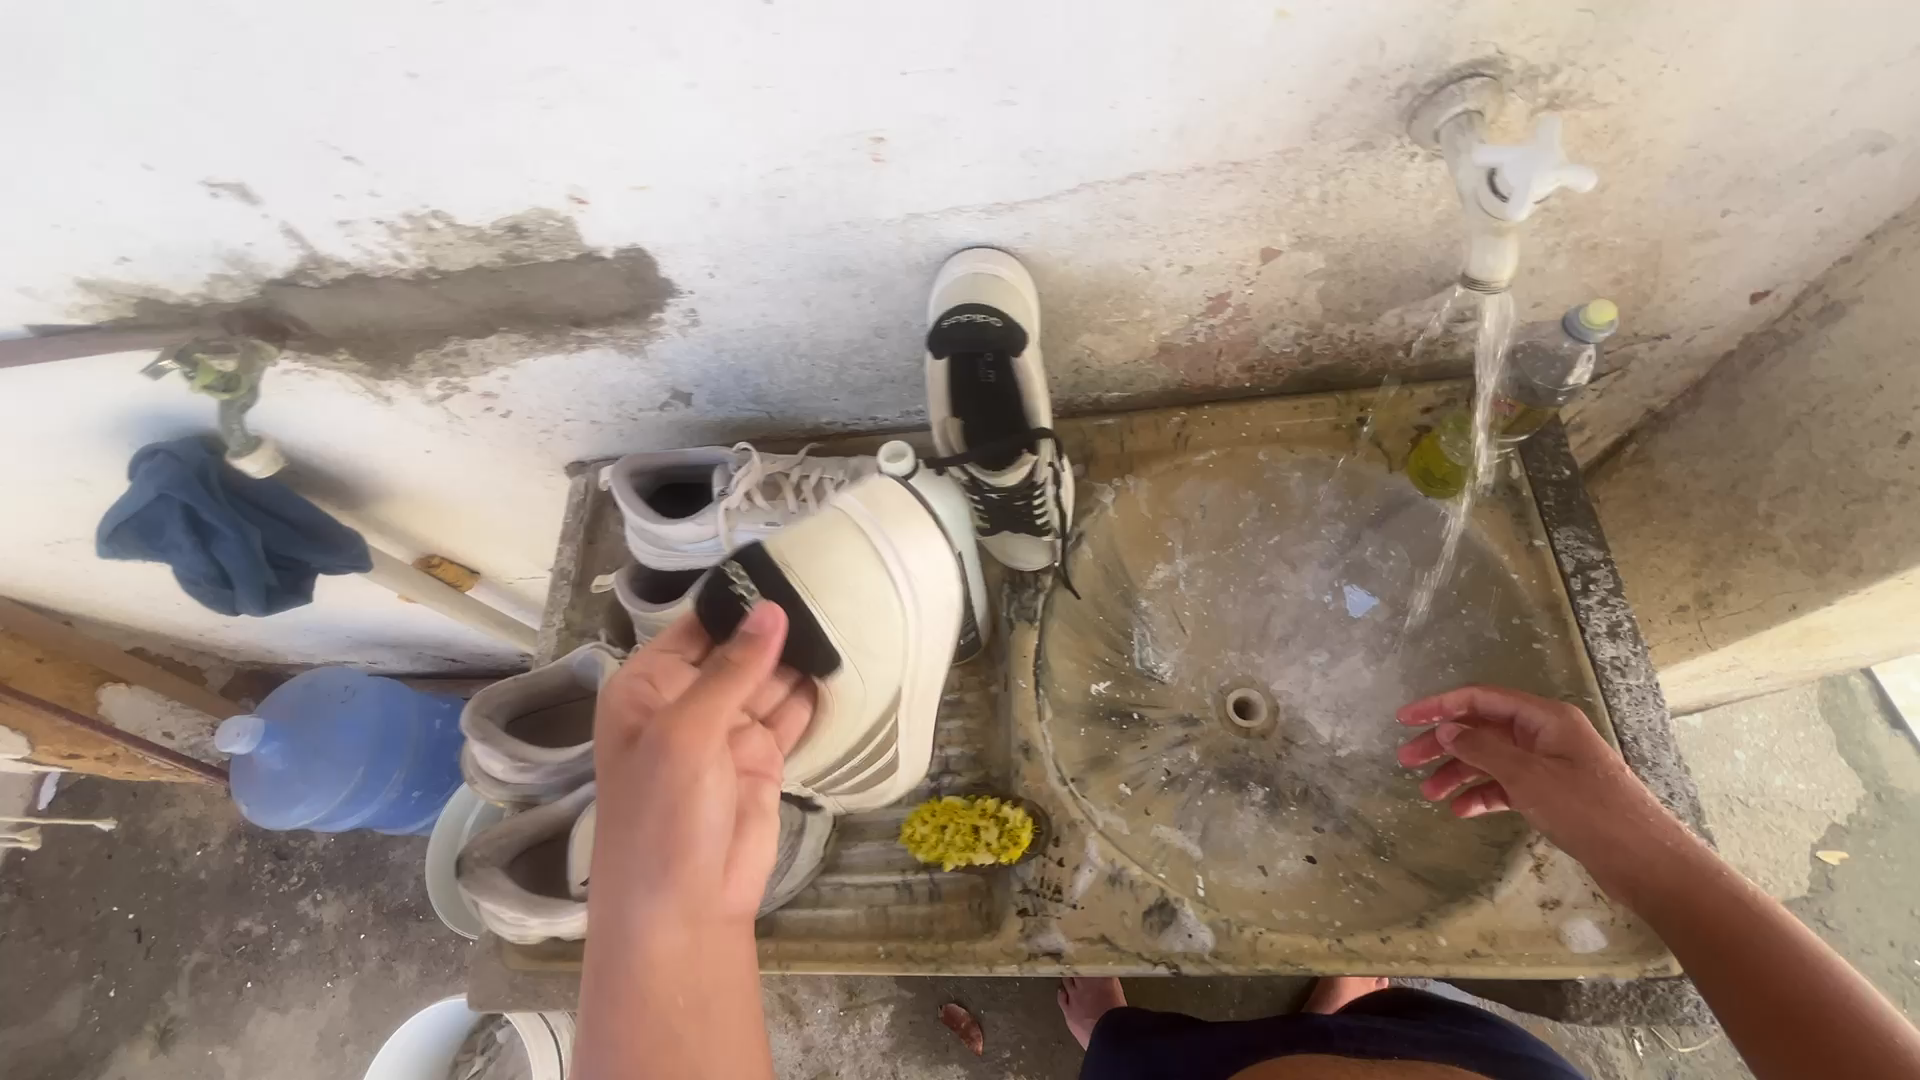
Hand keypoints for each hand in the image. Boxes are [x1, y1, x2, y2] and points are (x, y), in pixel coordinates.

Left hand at [588, 601, 815, 926]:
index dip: (738, 602)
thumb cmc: (661, 816)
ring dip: (801, 658)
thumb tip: (772, 610)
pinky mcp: (763, 756)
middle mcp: (690, 702)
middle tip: (832, 589)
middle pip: (740, 650)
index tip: (787, 568)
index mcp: (650, 687)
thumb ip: (732, 671)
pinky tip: (845, 666)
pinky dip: (814, 695)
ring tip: (847, 618)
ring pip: (771, 679)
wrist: (683, 912)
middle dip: (779, 628)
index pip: (697, 628)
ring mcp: (729, 730)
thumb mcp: (686, 735)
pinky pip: (792, 714)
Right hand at [1394, 684, 1668, 866]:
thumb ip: (1481, 748)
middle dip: (1441, 744)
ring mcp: (1549, 764)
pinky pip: (1505, 785)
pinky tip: (1461, 810)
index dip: (1438, 706)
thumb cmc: (1589, 812)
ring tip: (1428, 794)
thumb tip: (1446, 729)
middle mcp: (1545, 735)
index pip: (1479, 699)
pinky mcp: (1552, 793)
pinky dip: (1481, 794)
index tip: (1403, 720)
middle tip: (1406, 760)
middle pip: (1480, 729)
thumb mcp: (1527, 777)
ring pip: (1489, 758)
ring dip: (1456, 774)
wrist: (1650, 866)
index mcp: (1545, 718)